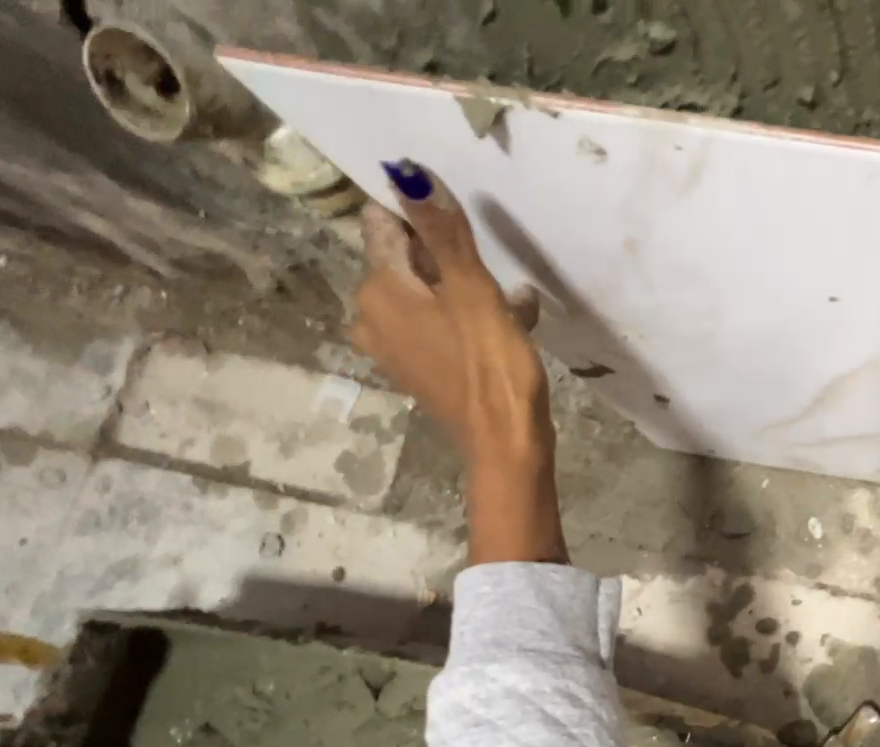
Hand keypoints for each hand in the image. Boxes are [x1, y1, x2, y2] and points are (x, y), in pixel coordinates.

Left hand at [350, 161, 566, 564]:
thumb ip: (443, 231)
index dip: (422, 219)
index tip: (463, 228)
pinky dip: (463, 321)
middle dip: (448, 261)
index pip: (384, 227)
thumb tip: (405, 170)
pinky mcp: (417, 372)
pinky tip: (504, 330)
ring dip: (463, 292)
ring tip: (510, 304)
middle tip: (495, 272)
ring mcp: (391, 348)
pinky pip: (435, 329)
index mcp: (378, 289)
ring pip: (425, 298)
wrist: (505, 443)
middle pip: (407, 264)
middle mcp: (370, 315)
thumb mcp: (474, 292)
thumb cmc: (492, 366)